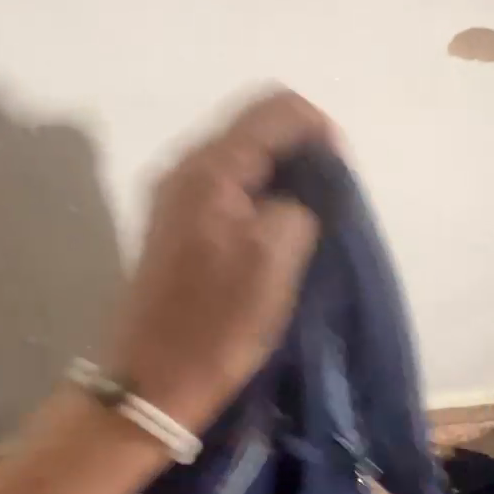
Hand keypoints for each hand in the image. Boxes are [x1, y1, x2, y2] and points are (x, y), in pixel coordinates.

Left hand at [104, 91, 332, 432]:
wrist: (152, 384)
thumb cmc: (216, 324)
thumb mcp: (275, 257)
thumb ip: (300, 203)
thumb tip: (303, 190)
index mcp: (208, 167)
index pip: (278, 109)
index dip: (321, 133)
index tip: (340, 183)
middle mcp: (183, 169)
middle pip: (256, 131)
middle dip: (300, 159)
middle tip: (326, 207)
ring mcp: (173, 200)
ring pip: (243, 164)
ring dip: (280, 185)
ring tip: (305, 228)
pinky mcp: (174, 231)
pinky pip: (228, 195)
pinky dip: (258, 205)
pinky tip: (273, 242)